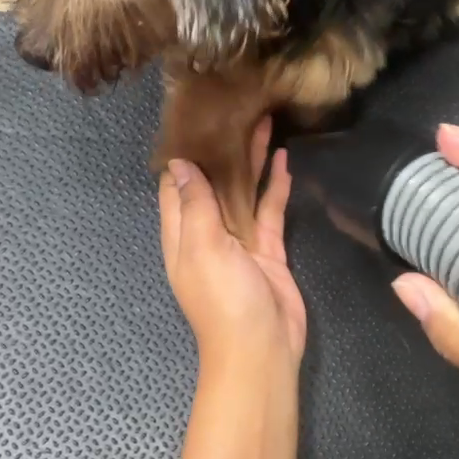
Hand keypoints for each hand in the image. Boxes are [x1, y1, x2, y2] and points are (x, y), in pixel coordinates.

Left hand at [159, 117, 305, 372]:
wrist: (261, 348)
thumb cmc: (223, 299)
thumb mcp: (203, 248)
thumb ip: (195, 205)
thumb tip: (179, 163)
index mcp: (182, 234)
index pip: (175, 186)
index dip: (182, 153)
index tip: (193, 117)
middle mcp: (208, 234)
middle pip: (213, 183)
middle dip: (221, 150)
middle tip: (234, 110)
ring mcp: (240, 242)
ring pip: (244, 192)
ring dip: (251, 161)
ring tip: (263, 122)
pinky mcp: (269, 250)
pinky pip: (270, 211)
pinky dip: (276, 187)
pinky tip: (284, 161)